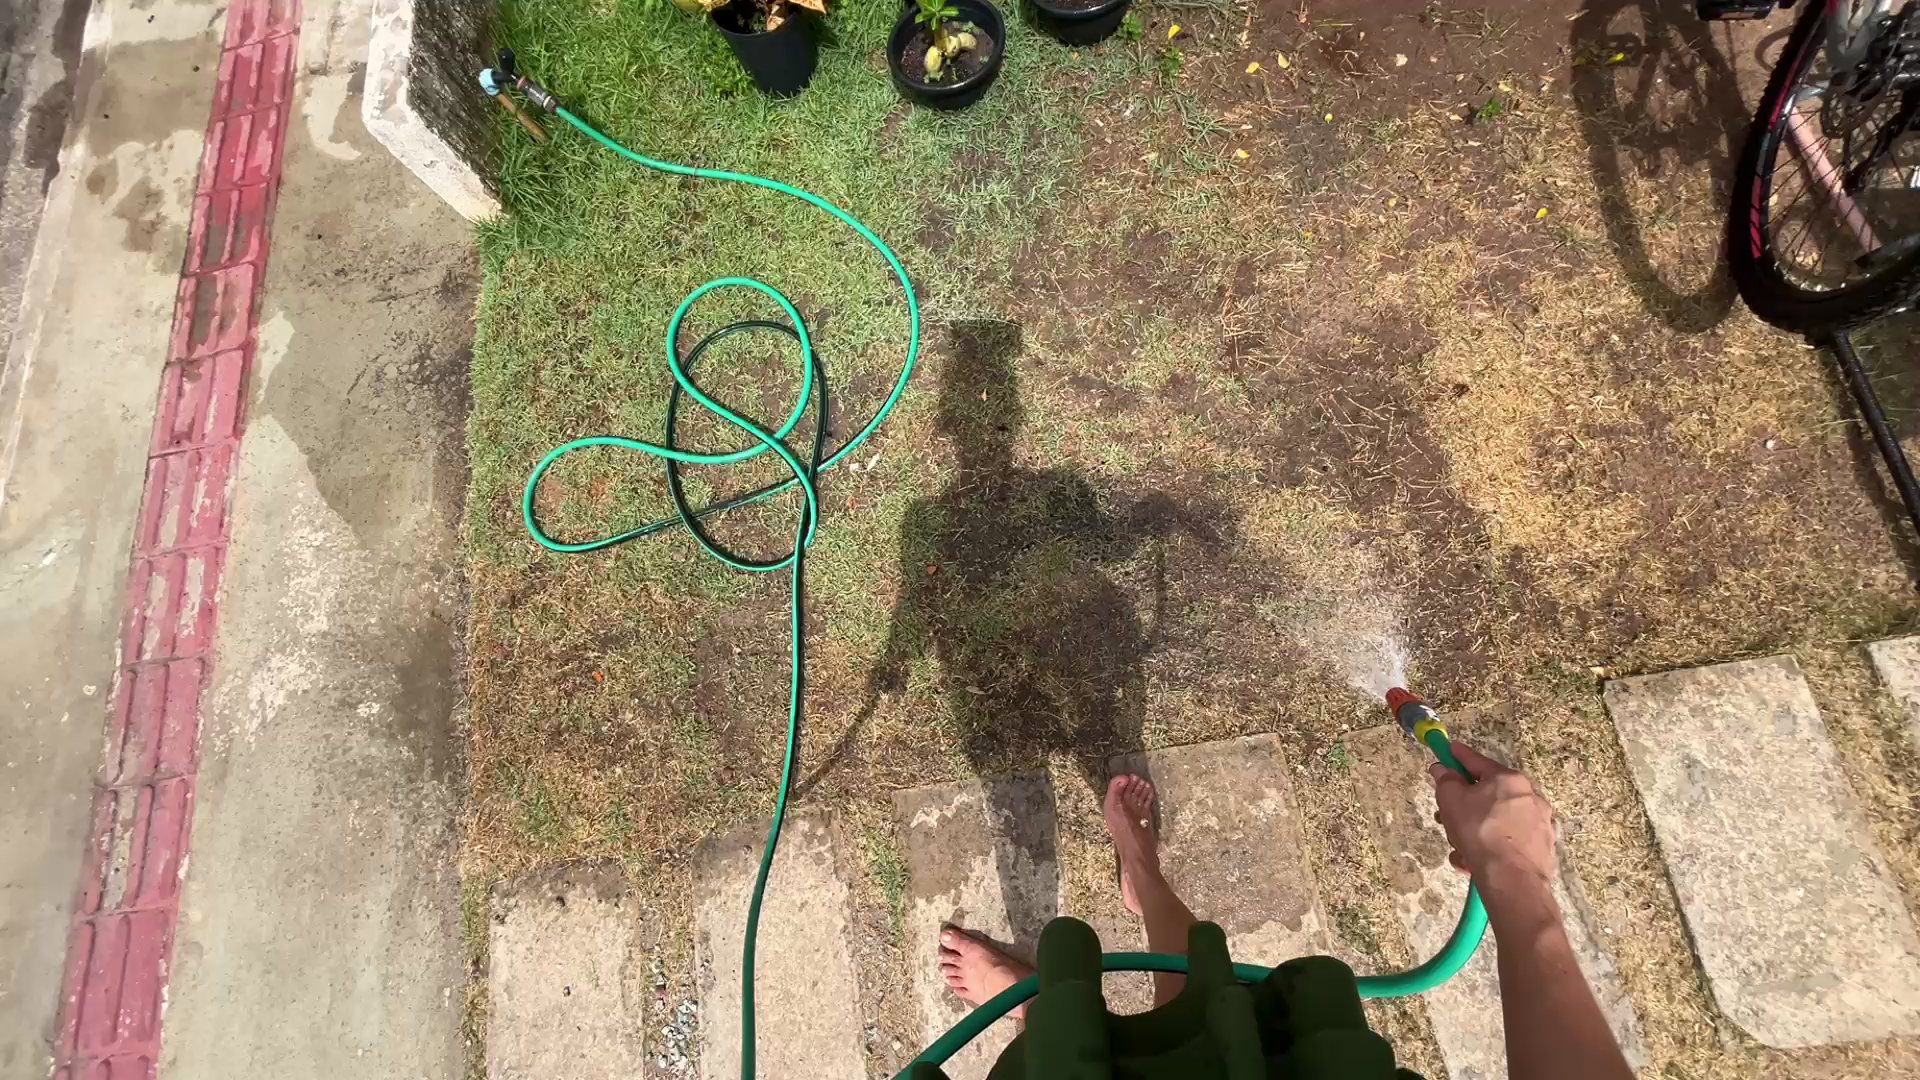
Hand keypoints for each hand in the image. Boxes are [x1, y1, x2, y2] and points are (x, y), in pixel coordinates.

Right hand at [1428, 743, 1556, 890]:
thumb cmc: (1477, 830)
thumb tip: (1444, 769)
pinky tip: (1475, 859)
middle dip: (1464, 802)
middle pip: (1487, 792)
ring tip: (1459, 846)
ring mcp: (1540, 823)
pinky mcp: (1543, 846)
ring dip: (1474, 827)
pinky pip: (1508, 837)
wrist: (1511, 878)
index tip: (1447, 748)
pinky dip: (1491, 843)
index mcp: (1508, 779)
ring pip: (1496, 818)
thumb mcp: (1450, 798)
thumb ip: (1445, 779)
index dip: (1457, 754)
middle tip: (1446, 815)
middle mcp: (1530, 796)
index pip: (1476, 760)